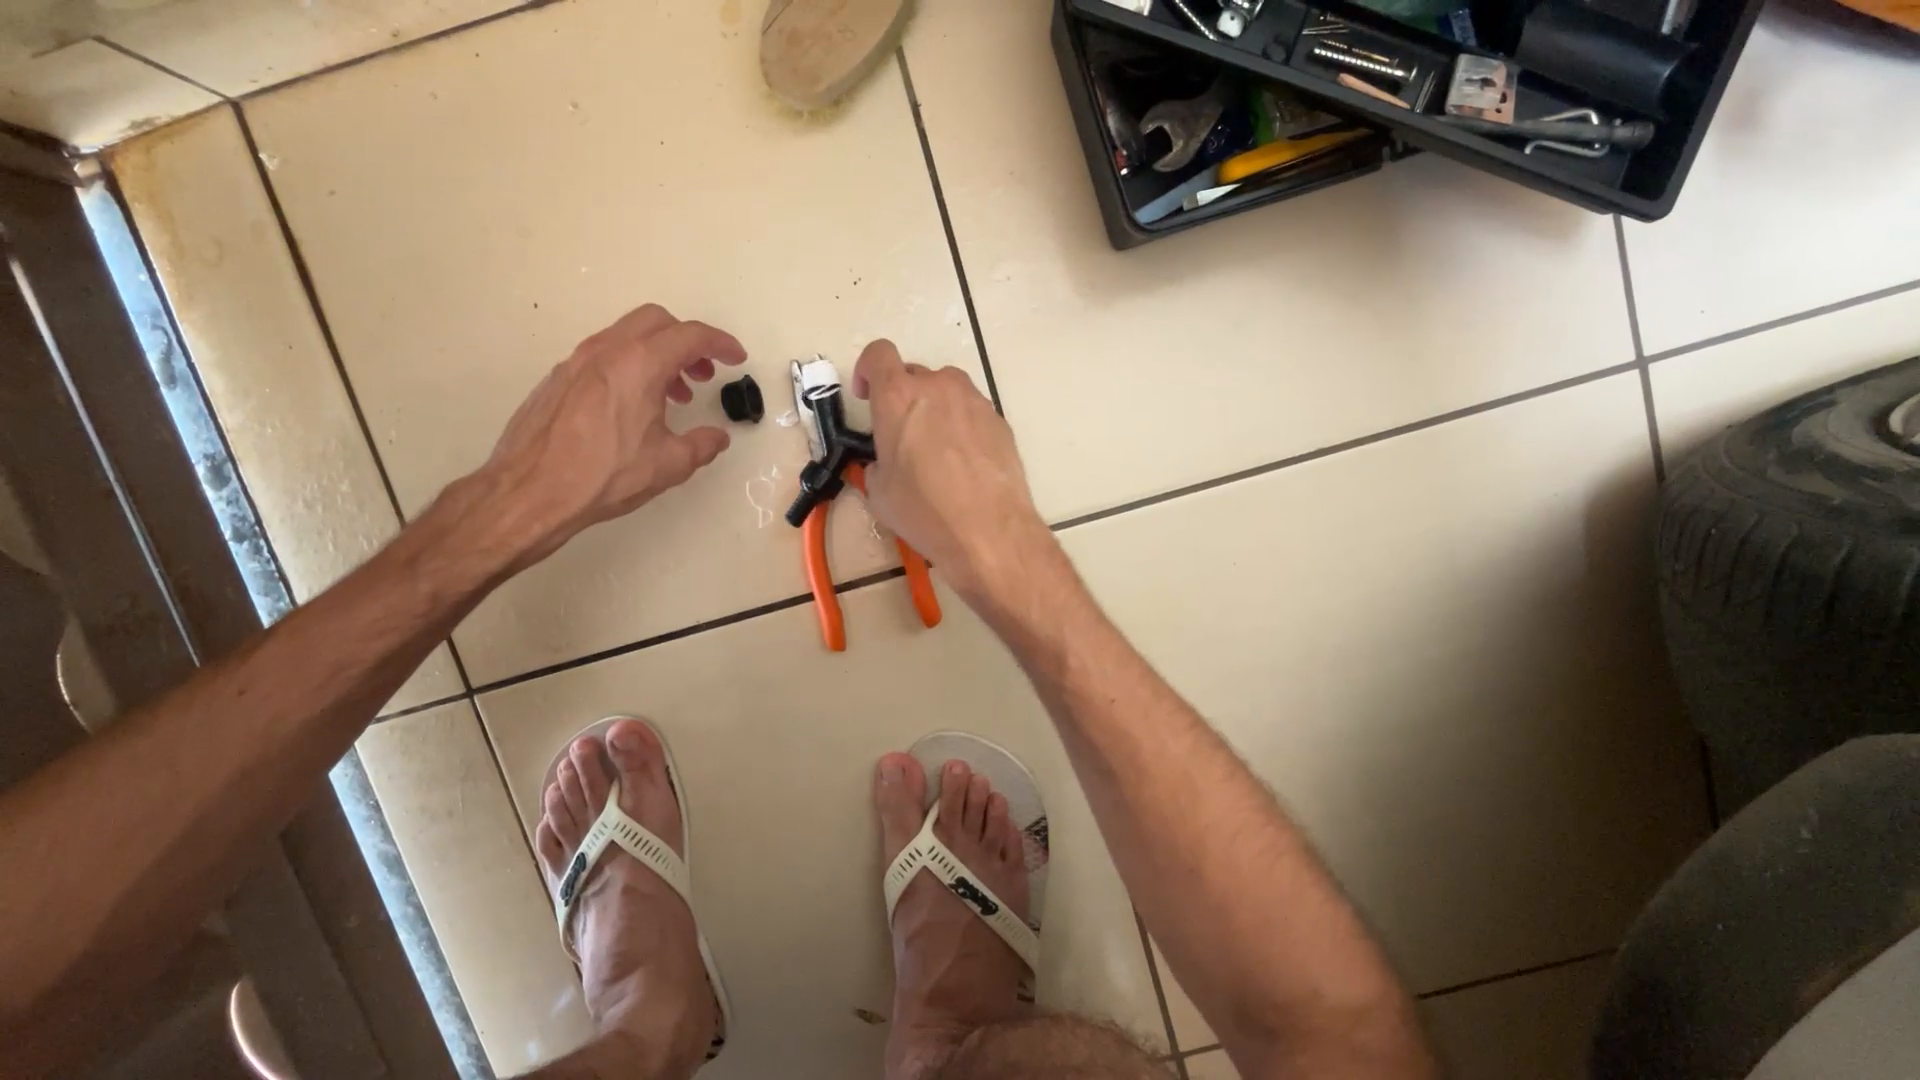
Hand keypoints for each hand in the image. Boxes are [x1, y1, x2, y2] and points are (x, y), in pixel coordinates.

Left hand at [470, 304, 745, 568]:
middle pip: (656, 321)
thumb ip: (702, 445)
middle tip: (704, 373)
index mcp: (639, 364)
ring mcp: (577, 361)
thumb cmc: (605, 476)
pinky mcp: (559, 378)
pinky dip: (629, 366)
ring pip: (627, 335)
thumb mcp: (669, 464)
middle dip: (687, 341)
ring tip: (672, 395)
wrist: (531, 491)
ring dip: (658, 354)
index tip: (737, 358)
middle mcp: (607, 351)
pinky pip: (604, 355)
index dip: (721, 343)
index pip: (690, 336)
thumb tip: (718, 437)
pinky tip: (633, 406)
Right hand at [852, 340, 1049, 599]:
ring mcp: (974, 401)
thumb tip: (886, 464)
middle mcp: (937, 387)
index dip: (867, 370)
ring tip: (935, 450)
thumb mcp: (880, 493)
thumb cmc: (925, 511)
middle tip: (901, 436)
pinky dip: (962, 427)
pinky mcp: (999, 420)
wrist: (990, 530)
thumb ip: (878, 463)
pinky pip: (971, 412)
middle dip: (902, 398)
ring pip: (946, 391)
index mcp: (898, 397)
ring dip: (934, 410)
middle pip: (914, 374)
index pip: (878, 354)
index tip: (867, 396)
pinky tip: (964, 464)